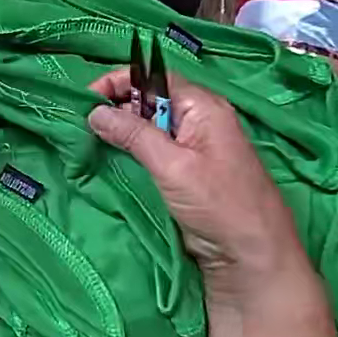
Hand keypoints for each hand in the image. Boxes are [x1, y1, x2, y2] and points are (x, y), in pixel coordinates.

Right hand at [87, 69, 316, 307]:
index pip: (154, 78)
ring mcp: (193, 147)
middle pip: (149, 100)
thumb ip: (133, 134)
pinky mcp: (186, 171)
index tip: (86, 98)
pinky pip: (153, 150)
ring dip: (121, 131)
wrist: (252, 259)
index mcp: (203, 107)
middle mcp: (198, 120)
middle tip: (85, 124)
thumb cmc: (220, 206)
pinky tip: (110, 158)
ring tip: (90, 140)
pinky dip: (130, 151)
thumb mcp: (172, 166)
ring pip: (148, 126)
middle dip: (116, 107)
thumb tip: (94, 111)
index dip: (119, 82)